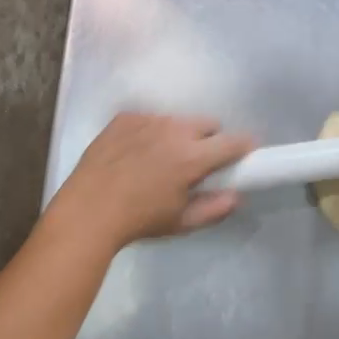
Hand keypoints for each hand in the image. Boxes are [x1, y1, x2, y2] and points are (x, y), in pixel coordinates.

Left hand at [45, 113, 255, 251]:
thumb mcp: (181, 222)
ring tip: (160, 160)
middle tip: (197, 162)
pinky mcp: (125, 117)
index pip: (231, 142)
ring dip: (178, 135)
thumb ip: (215, 208)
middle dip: (209, 139)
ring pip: (176, 120)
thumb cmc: (140, 219)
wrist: (90, 207)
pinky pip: (149, 119)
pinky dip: (150, 133)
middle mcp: (173, 129)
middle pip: (206, 124)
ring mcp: (147, 119)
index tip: (247, 152)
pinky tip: (135, 154)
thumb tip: (236, 195)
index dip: (244, 146)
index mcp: (192, 156)